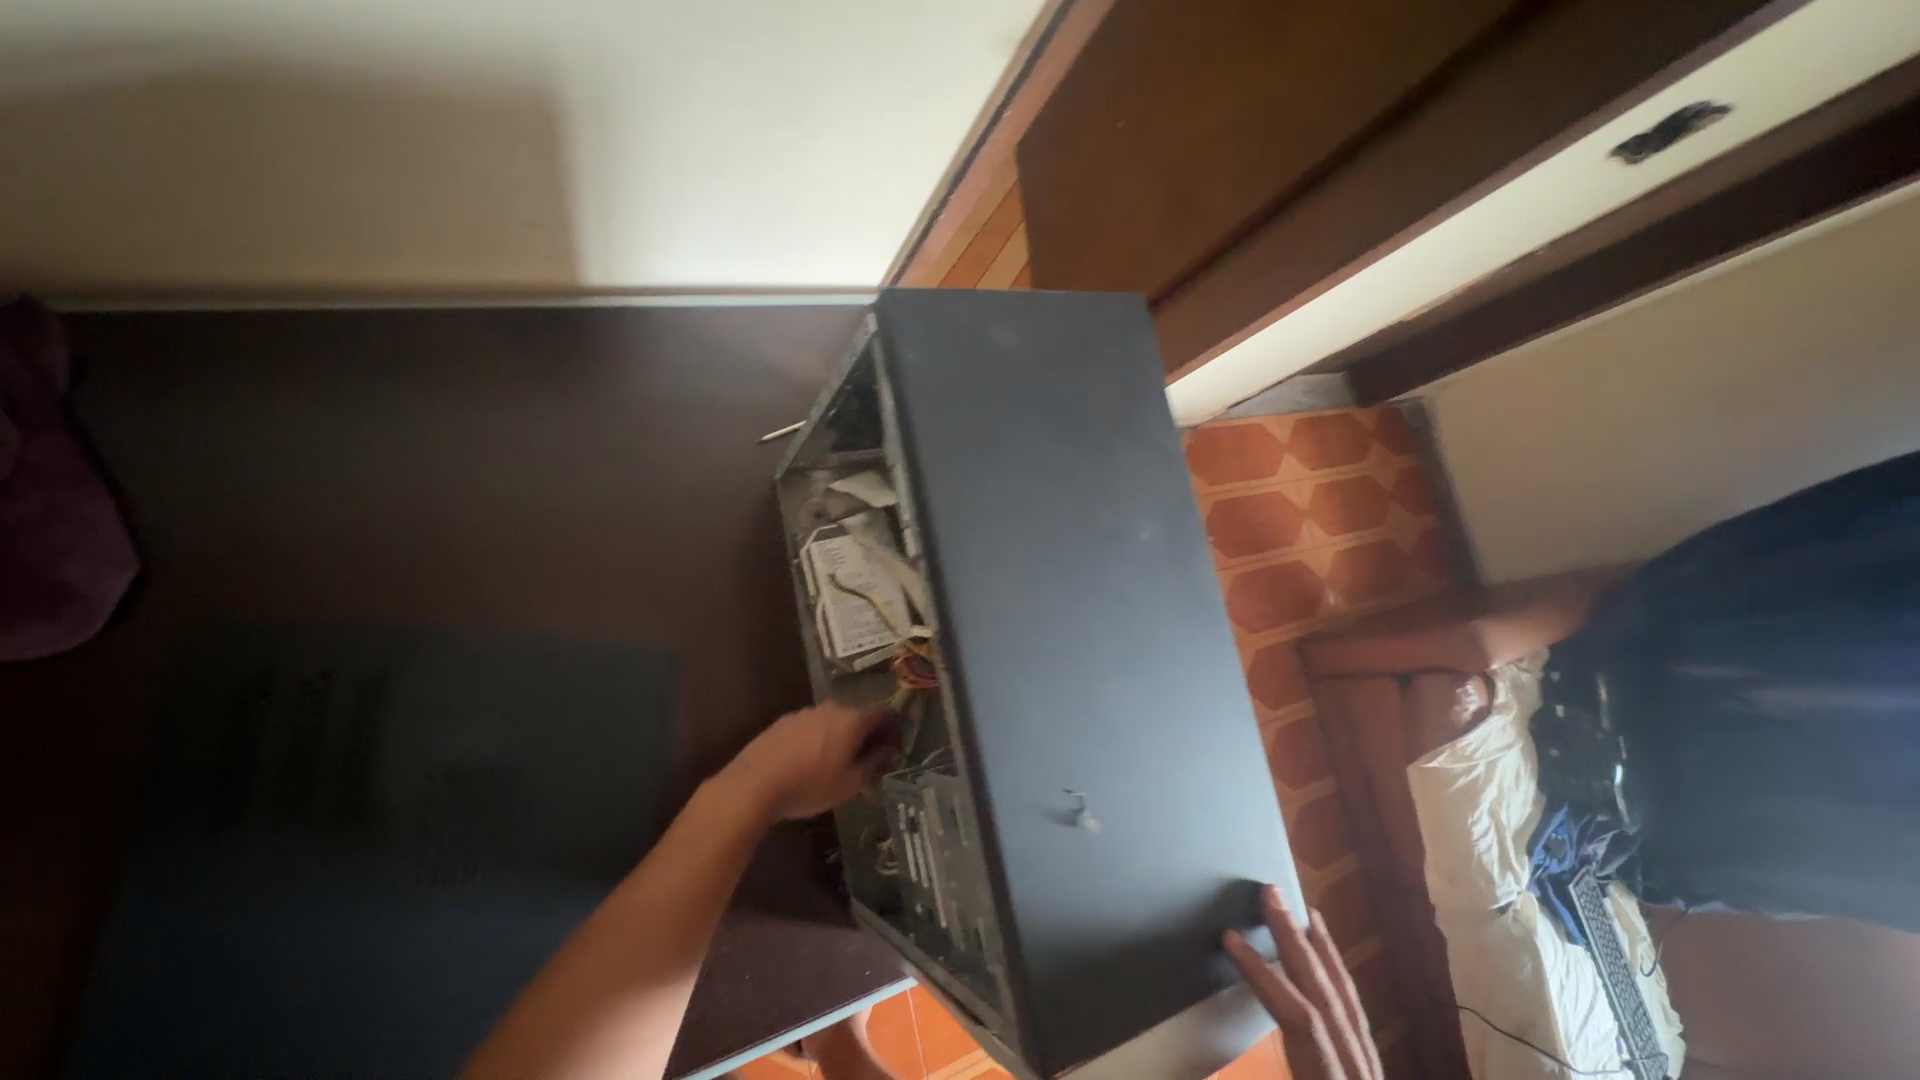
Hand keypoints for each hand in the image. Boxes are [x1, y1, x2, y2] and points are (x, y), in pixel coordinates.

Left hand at [719, 701, 899, 821]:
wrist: (754, 784)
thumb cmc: (810, 785)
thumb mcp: (851, 783)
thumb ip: (875, 762)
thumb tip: (889, 750)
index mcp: (852, 719)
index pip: (885, 713)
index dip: (893, 731)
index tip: (892, 752)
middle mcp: (831, 708)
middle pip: (858, 717)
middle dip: (866, 737)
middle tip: (866, 764)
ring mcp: (805, 713)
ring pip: (833, 722)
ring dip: (841, 738)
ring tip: (835, 766)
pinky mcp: (783, 722)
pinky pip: (811, 728)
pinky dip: (818, 740)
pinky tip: (809, 763)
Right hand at [1224, 886, 1382, 1079]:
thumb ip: (1240, 1078)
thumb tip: (1189, 1071)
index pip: (1300, 1019)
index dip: (1263, 976)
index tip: (1230, 938)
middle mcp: (1360, 1075)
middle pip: (1330, 1000)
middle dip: (1297, 944)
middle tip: (1271, 895)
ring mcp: (1371, 1077)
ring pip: (1352, 1007)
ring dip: (1325, 956)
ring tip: (1307, 915)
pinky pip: (1358, 1023)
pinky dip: (1341, 987)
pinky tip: (1329, 972)